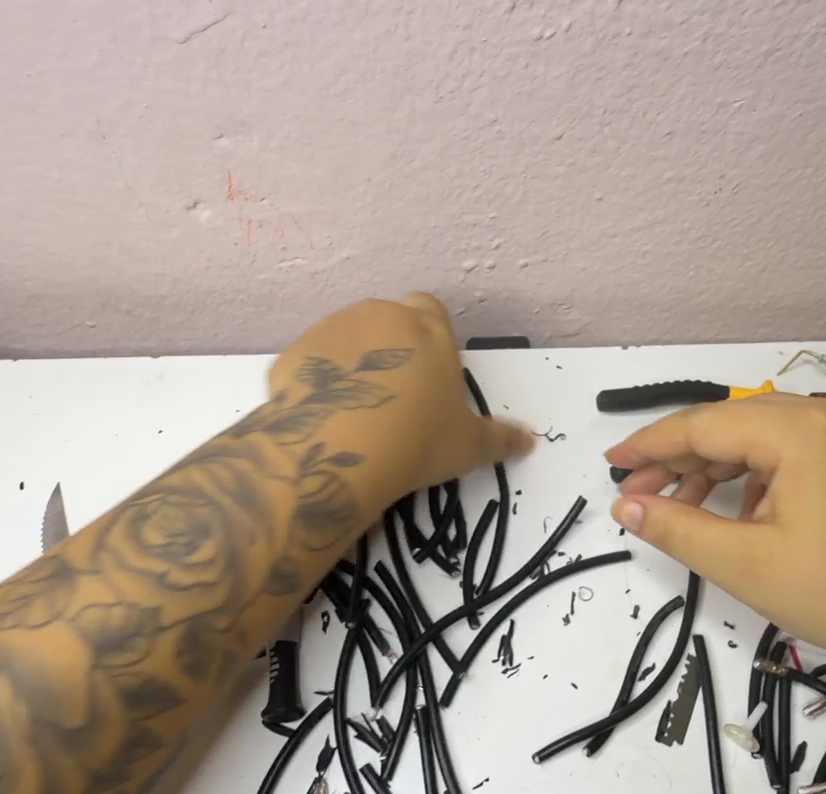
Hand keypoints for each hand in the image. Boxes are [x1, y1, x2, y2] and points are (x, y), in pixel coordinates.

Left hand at [269, 293, 532, 502]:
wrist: (341, 453)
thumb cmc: (419, 441)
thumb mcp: (468, 446)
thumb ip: (500, 439)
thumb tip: (529, 440)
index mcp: (428, 330)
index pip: (430, 309)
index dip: (430, 335)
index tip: (429, 370)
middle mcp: (380, 316)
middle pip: (387, 321)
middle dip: (390, 349)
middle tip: (395, 399)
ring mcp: (332, 330)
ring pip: (346, 338)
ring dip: (352, 364)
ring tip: (357, 412)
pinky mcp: (295, 354)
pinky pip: (311, 363)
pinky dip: (317, 384)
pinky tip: (325, 418)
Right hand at [604, 394, 825, 674]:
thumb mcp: (745, 564)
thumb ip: (676, 528)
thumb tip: (625, 505)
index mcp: (805, 431)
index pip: (705, 425)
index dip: (651, 445)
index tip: (611, 464)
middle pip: (734, 425)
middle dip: (680, 458)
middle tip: (637, 494)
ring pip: (764, 437)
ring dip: (717, 469)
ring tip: (679, 508)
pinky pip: (796, 452)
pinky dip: (757, 477)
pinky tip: (739, 513)